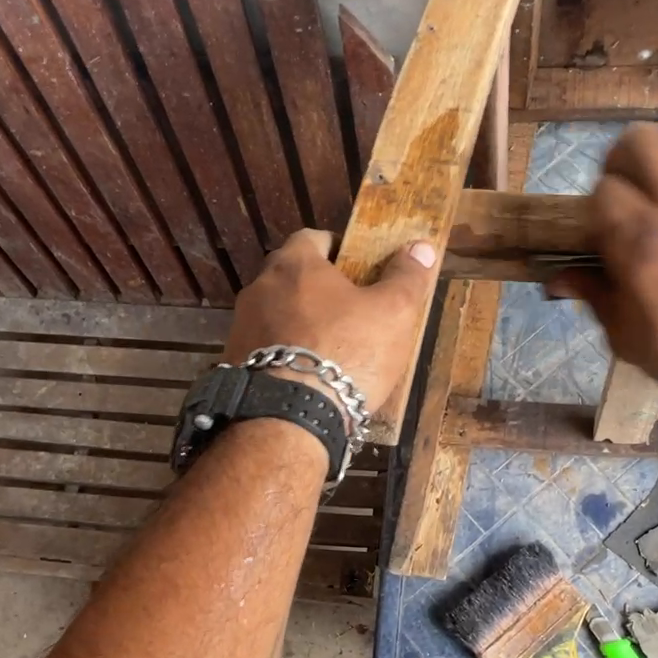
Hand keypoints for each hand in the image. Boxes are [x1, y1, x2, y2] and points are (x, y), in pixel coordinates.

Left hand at [224, 229, 438, 414]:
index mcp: (295, 264)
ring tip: (329, 353)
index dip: (338, 250)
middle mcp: (259, 288)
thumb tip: (421, 247)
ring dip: (299, 327)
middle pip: (291, 278)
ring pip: (276, 317)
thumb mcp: (393, 314)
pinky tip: (306, 381)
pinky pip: (265, 353)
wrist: (289, 418)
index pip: (313, 238)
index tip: (358, 269)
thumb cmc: (346, 353)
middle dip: (317, 291)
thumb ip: (407, 277)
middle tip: (348, 314)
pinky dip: (284, 359)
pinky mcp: (235, 366)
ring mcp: (242, 328)